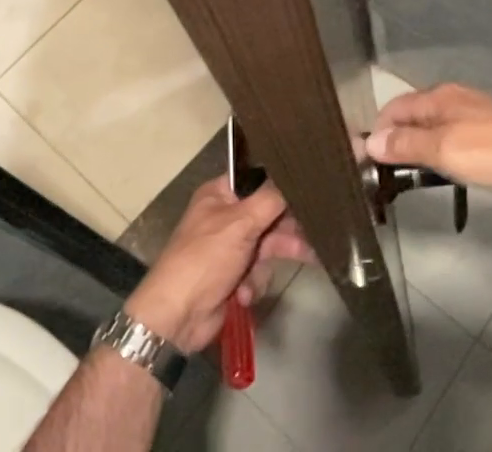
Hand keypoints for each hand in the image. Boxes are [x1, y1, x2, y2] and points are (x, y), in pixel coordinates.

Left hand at [124, 176, 314, 353]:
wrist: (178, 316)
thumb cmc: (205, 259)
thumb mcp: (240, 223)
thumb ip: (271, 199)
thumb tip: (296, 176)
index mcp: (220, 194)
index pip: (258, 180)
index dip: (283, 185)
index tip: (311, 189)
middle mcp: (226, 216)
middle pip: (268, 215)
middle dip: (284, 233)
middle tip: (313, 236)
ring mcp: (230, 247)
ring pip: (267, 246)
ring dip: (264, 265)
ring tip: (269, 272)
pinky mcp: (235, 274)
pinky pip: (258, 271)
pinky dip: (253, 283)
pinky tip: (242, 294)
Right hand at [366, 82, 491, 190]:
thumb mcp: (443, 151)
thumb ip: (406, 145)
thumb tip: (370, 141)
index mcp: (437, 98)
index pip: (393, 109)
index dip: (377, 133)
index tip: (368, 162)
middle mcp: (451, 97)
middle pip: (411, 116)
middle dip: (396, 140)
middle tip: (388, 173)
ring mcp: (472, 110)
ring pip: (431, 126)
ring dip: (418, 146)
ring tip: (412, 175)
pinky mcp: (488, 126)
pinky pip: (450, 134)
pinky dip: (439, 149)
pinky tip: (445, 168)